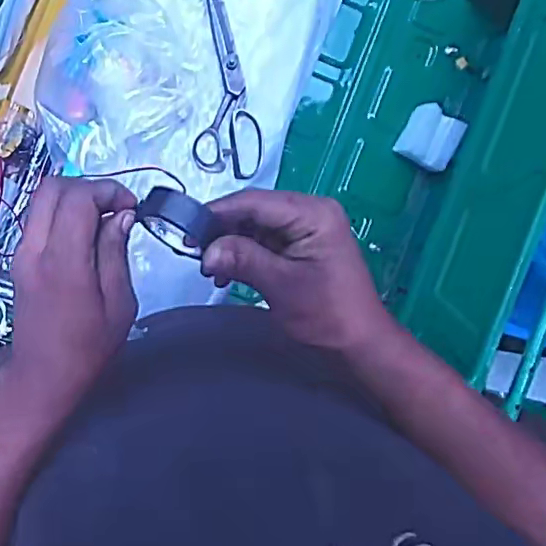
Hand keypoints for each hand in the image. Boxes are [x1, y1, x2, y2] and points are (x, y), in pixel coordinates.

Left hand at [4, 177, 138, 419]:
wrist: (43, 377)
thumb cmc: (88, 349)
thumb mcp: (119, 304)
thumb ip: (115, 252)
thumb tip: (121, 216)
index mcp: (62, 261)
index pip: (78, 198)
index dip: (107, 191)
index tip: (130, 207)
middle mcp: (34, 250)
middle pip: (52, 187)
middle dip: (88, 187)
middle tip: (115, 207)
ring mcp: (21, 254)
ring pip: (41, 200)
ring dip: (73, 199)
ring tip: (102, 221)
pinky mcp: (19, 261)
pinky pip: (38, 220)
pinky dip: (62, 215)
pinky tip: (85, 237)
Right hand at [201, 189, 398, 357]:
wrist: (359, 344)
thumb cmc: (327, 315)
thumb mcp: (282, 285)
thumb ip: (244, 260)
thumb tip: (206, 251)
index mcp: (313, 213)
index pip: (255, 202)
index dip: (218, 213)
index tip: (187, 229)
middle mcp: (310, 211)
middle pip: (253, 210)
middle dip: (222, 229)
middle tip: (193, 251)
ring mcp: (305, 227)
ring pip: (254, 224)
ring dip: (229, 243)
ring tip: (209, 266)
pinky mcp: (299, 244)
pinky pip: (262, 239)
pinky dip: (242, 252)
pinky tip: (226, 271)